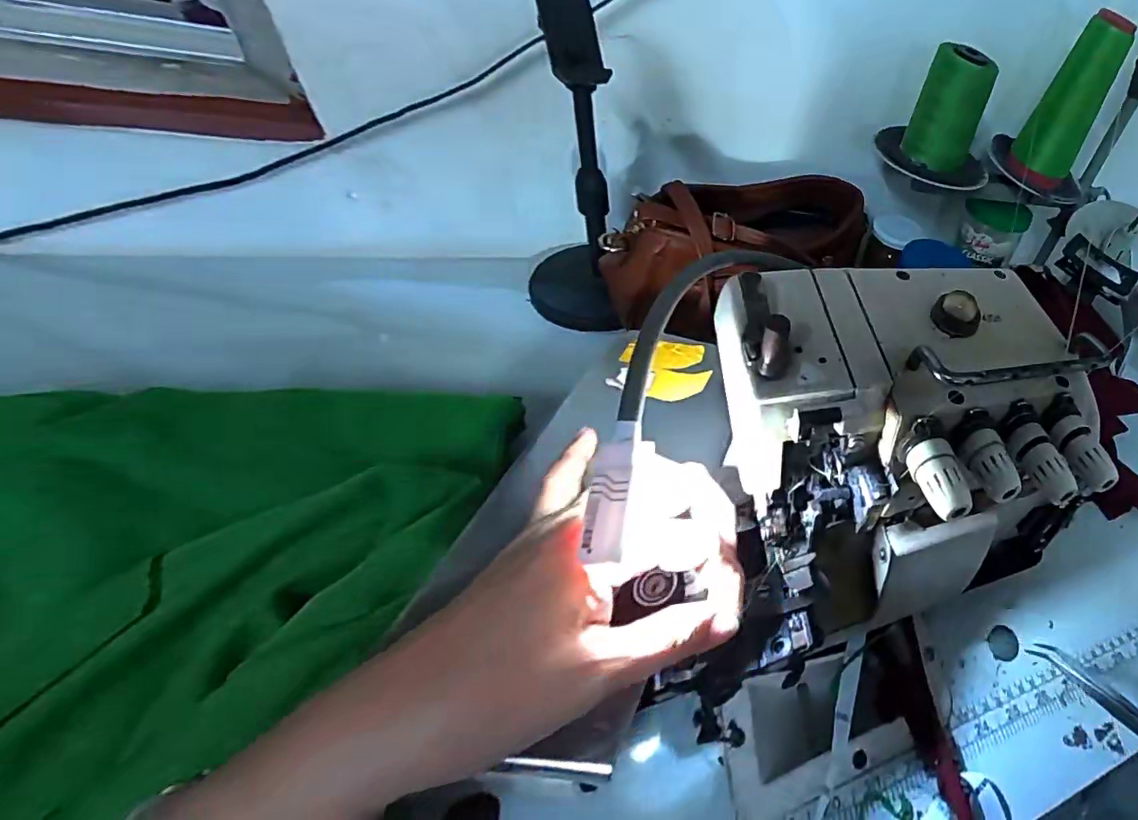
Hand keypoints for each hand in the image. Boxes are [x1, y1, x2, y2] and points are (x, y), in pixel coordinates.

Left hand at [162, 428, 743, 818]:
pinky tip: (588, 439)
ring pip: (620, 481)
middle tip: (721, 565)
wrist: (385, 723)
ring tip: (699, 505)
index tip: (727, 606)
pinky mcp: (525, 542)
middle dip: (705, 520)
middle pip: (662, 491)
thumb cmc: (494, 697)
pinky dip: (578, 461)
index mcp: (597, 545)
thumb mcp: (594, 674)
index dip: (718, 565)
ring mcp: (546, 526)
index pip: (683, 535)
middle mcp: (576, 520)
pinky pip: (557, 486)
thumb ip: (667, 638)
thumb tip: (727, 619)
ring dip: (666, 488)